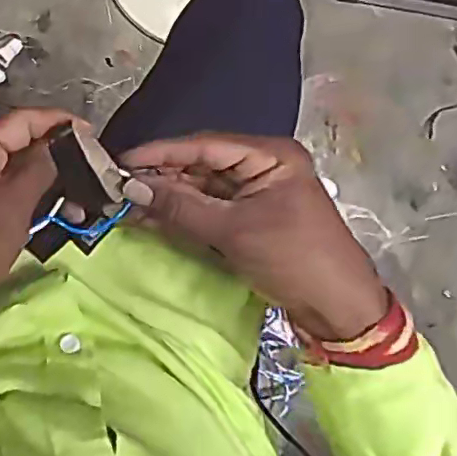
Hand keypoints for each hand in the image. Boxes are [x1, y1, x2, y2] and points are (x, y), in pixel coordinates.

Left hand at [0, 107, 75, 315]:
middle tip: (92, 158)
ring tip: (82, 179)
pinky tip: (61, 196)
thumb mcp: (10, 211)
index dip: (56, 120)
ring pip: (20, 154)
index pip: (19, 121)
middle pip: (21, 135)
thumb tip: (63, 143)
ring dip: (51, 165)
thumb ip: (37, 170)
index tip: (90, 132)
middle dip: (57, 145)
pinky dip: (37, 181)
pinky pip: (13, 173)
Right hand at [123, 133, 388, 340]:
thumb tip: (131, 189)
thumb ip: (180, 206)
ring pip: (198, 187)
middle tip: (117, 185)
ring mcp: (252, 191)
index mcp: (269, 155)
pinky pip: (205, 208)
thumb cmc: (295, 259)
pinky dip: (179, 213)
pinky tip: (147, 216)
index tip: (122, 161)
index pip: (203, 145)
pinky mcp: (245, 216)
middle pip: (198, 164)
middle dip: (159, 176)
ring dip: (164, 196)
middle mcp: (260, 166)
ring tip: (125, 202)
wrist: (338, 310)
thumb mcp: (233, 231)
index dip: (159, 153)